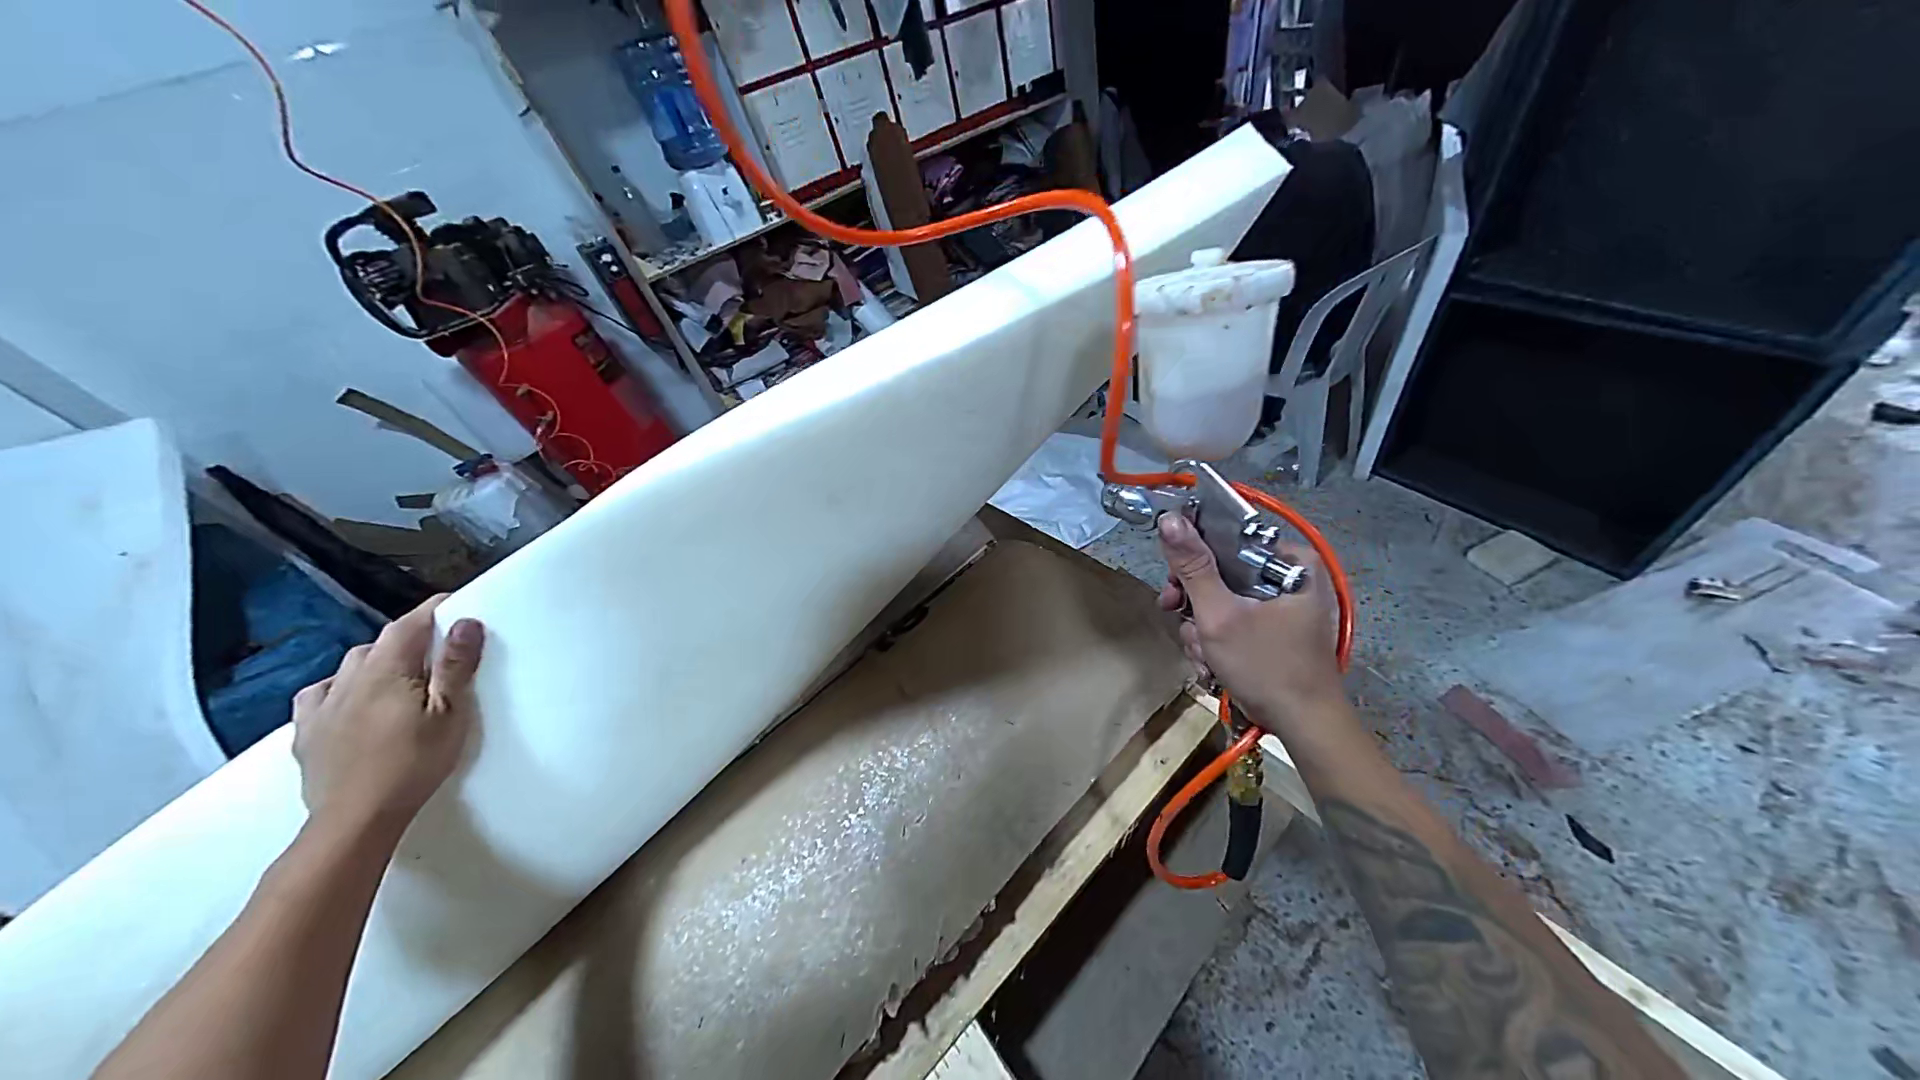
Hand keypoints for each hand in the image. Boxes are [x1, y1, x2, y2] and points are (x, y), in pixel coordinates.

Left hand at [290, 595, 484, 834]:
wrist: (355, 819)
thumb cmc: (414, 764)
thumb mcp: (450, 716)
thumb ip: (455, 668)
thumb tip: (465, 622)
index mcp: (386, 671)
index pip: (409, 623)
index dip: (434, 609)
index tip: (457, 604)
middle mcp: (348, 680)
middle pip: (379, 643)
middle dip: (409, 639)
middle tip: (439, 651)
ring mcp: (321, 706)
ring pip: (350, 665)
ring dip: (377, 661)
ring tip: (400, 676)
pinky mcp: (305, 732)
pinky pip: (320, 694)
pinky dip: (340, 688)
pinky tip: (350, 700)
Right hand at [1156, 511, 1344, 732]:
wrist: (1303, 725)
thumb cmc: (1266, 666)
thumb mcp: (1220, 614)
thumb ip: (1193, 567)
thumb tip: (1170, 520)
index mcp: (1290, 561)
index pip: (1228, 538)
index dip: (1194, 556)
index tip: (1173, 582)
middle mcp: (1289, 576)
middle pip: (1220, 570)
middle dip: (1195, 602)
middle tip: (1177, 614)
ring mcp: (1281, 605)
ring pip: (1221, 598)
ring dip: (1202, 626)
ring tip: (1203, 652)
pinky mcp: (1273, 628)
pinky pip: (1232, 619)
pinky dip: (1216, 639)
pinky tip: (1212, 660)